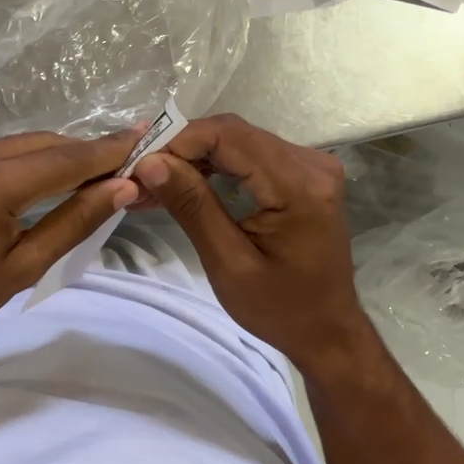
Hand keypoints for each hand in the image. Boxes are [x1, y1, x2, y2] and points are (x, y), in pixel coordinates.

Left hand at [0, 131, 142, 366]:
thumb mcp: (23, 268)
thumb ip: (75, 222)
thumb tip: (123, 187)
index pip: (63, 159)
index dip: (107, 151)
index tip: (145, 139)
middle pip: (42, 144)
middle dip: (85, 152)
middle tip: (126, 161)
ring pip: (19, 145)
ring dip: (56, 156)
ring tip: (96, 171)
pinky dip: (25, 161)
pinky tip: (48, 176)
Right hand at [133, 114, 372, 373]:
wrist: (325, 330)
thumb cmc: (278, 307)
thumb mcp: (228, 263)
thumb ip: (193, 206)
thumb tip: (150, 163)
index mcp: (299, 186)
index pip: (229, 137)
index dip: (179, 142)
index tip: (139, 166)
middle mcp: (312, 164)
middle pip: (234, 133)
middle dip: (181, 148)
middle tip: (139, 176)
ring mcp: (311, 166)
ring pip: (238, 141)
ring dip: (193, 157)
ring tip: (153, 183)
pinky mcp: (303, 175)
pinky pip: (250, 156)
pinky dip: (213, 165)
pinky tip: (183, 183)